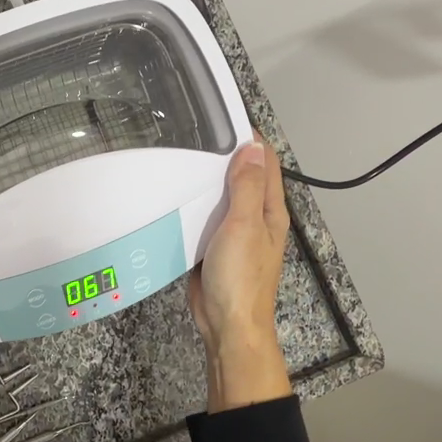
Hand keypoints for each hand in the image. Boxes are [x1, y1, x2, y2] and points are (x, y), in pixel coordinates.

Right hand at [188, 141, 292, 411]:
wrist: (227, 325)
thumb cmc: (240, 277)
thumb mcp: (243, 226)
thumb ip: (245, 188)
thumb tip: (251, 147)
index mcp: (268, 210)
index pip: (264, 163)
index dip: (248, 138)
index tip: (221, 116)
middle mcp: (253, 218)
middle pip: (240, 177)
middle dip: (221, 155)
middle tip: (190, 133)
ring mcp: (232, 234)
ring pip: (219, 198)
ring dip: (203, 181)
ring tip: (177, 158)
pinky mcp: (212, 248)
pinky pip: (202, 219)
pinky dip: (191, 206)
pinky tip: (172, 197)